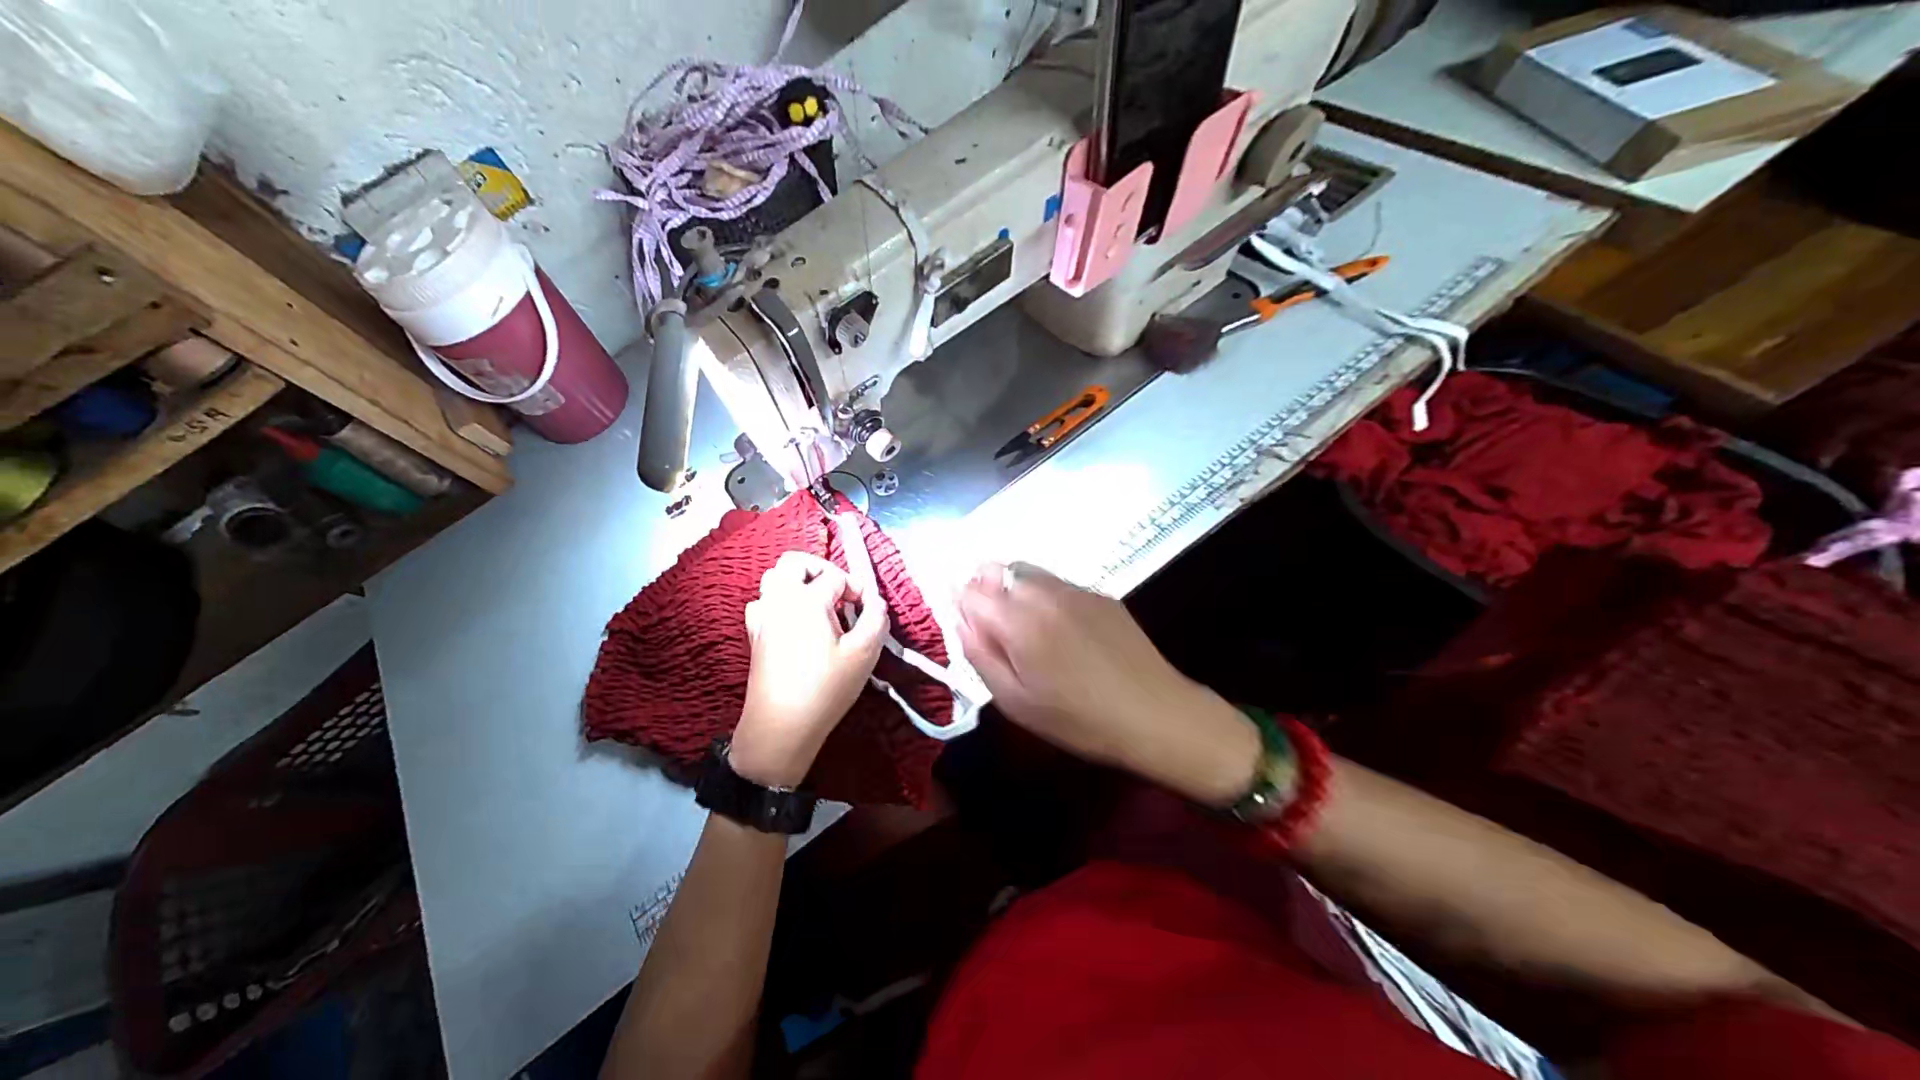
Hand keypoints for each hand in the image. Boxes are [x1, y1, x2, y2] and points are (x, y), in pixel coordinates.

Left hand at [730, 552, 886, 788]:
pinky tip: (798, 624)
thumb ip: (876, 620)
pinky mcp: (754, 634)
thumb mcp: (864, 654)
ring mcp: (762, 616)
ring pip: (775, 578)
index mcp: (806, 600)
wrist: (780, 727)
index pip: (835, 575)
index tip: (866, 610)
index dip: (856, 588)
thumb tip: (875, 603)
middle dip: (820, 569)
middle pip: (794, 562)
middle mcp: (779, 600)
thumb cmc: (825, 689)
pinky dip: (782, 601)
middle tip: (840, 593)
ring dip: (798, 582)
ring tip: (820, 606)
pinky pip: (765, 601)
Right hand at [955, 563, 1260, 805]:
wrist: (1155, 714)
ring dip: (1015, 590)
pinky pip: (1059, 585)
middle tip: (997, 629)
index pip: (971, 591)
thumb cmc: (1078, 719)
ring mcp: (1076, 590)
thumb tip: (962, 623)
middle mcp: (1044, 594)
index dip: (963, 607)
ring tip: (1028, 630)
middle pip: (999, 571)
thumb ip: (981, 656)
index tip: (972, 630)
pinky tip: (1063, 632)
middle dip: (987, 591)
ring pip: (1029, 572)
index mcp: (1019, 621)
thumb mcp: (1016, 702)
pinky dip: (1046, 596)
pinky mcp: (1102, 596)